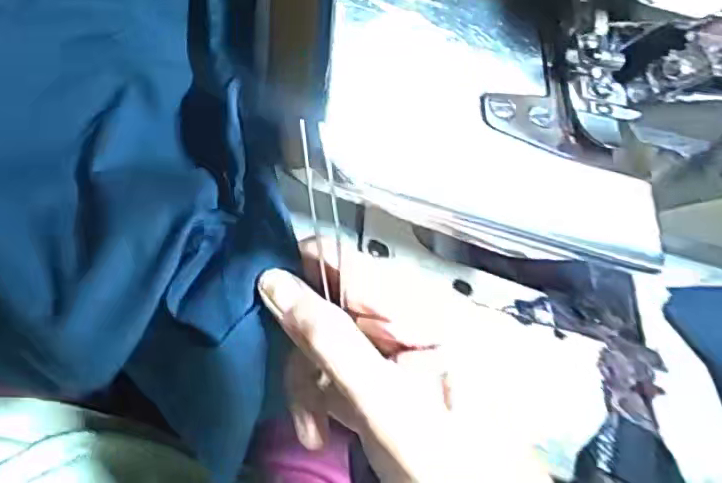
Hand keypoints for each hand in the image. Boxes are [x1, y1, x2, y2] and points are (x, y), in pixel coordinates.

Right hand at [258, 242, 549, 482]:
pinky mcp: (387, 379)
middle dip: (302, 346)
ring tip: (309, 425)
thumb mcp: (387, 407)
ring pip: (322, 334)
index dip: (295, 276)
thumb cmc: (454, 472)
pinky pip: (333, 362)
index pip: (339, 259)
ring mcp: (398, 351)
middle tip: (297, 392)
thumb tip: (270, 280)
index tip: (267, 311)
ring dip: (305, 376)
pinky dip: (319, 391)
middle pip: (325, 301)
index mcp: (424, 310)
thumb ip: (329, 339)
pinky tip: (318, 426)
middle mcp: (408, 320)